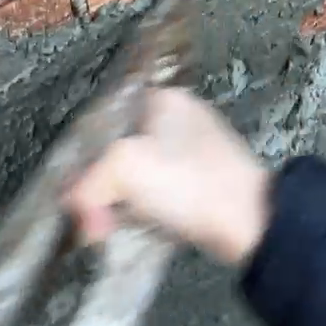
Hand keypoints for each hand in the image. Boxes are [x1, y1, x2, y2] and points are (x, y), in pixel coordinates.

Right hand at [63, 87, 270, 264]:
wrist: (250, 222)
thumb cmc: (190, 183)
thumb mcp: (125, 167)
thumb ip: (89, 181)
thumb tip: (75, 204)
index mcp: (162, 99)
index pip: (106, 120)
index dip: (85, 158)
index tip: (77, 194)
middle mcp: (179, 116)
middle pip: (120, 148)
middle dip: (103, 187)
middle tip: (95, 219)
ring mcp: (195, 148)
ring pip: (140, 173)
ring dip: (123, 202)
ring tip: (113, 227)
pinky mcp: (204, 180)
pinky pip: (161, 192)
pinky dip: (147, 210)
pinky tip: (143, 226)